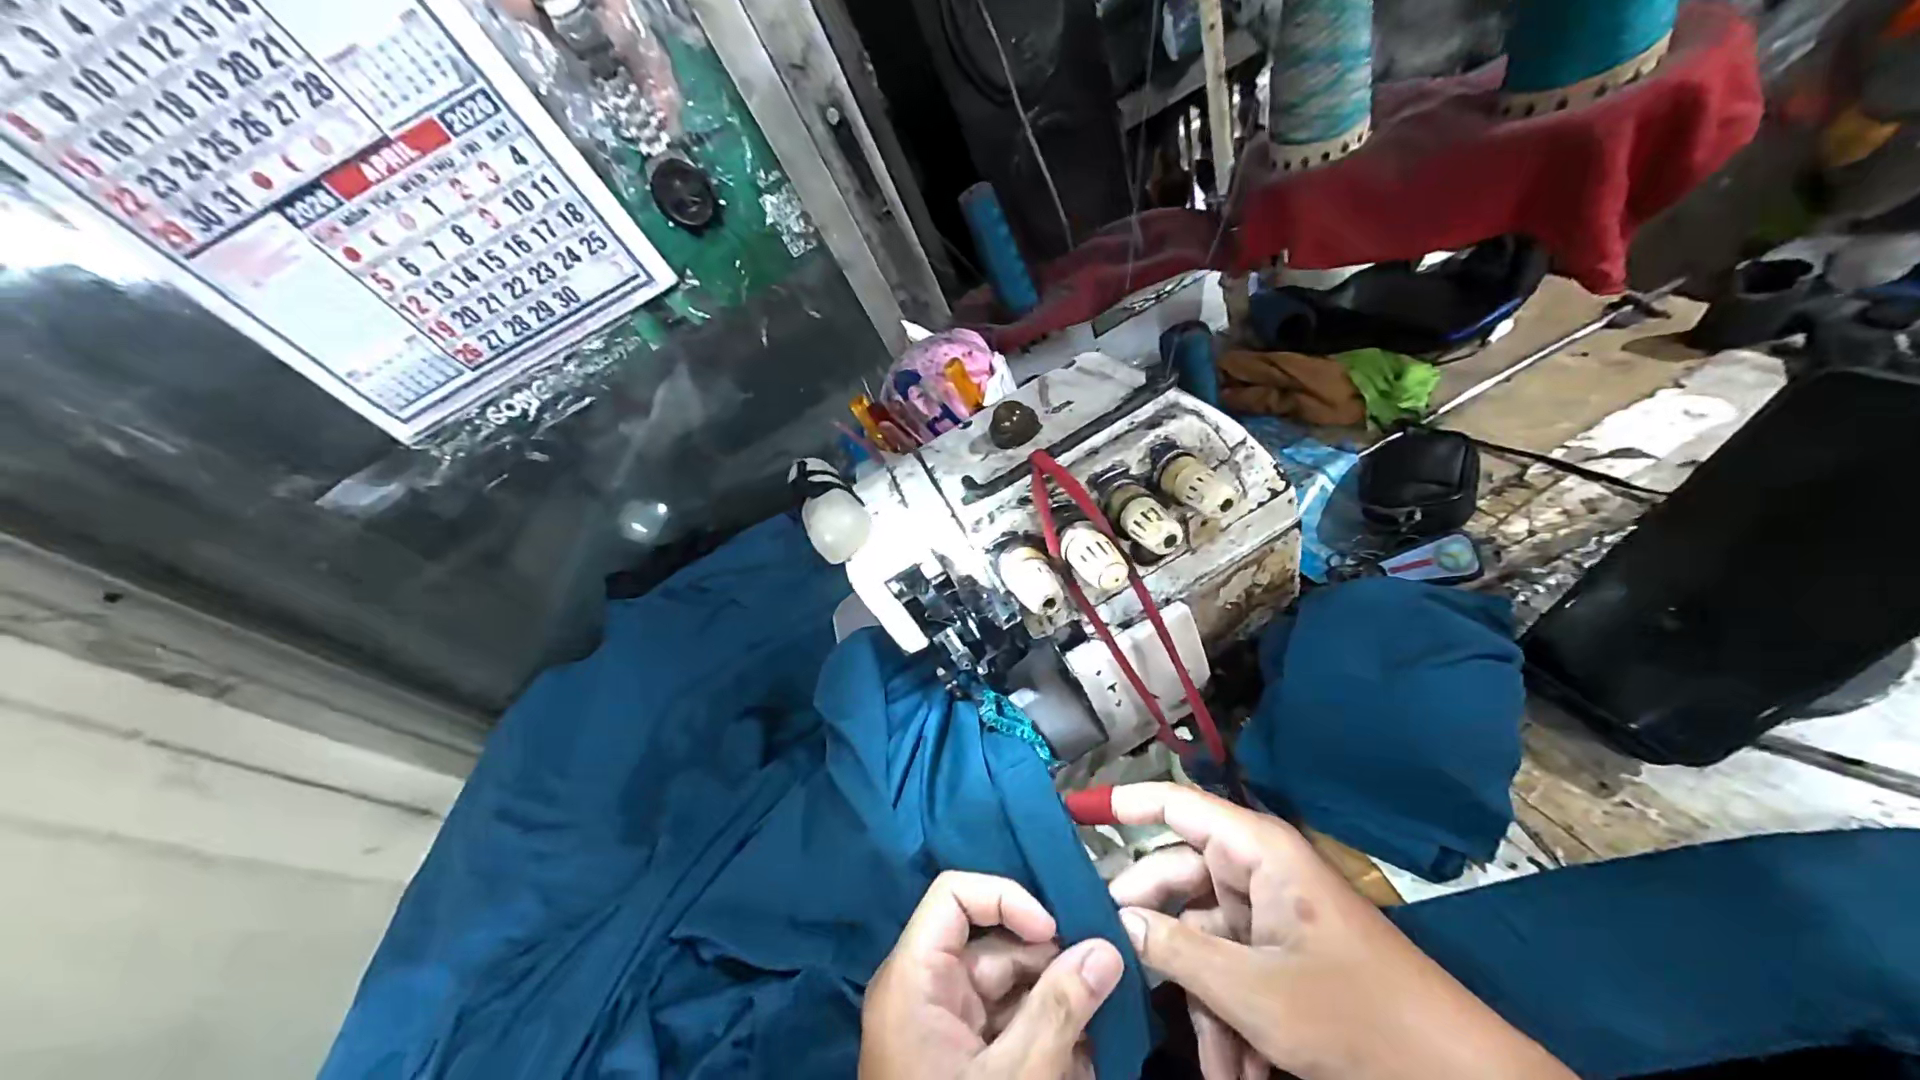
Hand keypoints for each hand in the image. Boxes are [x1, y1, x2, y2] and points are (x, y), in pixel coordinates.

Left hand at [860, 871, 1125, 1079]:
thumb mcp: (1015, 1077)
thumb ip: (1061, 1008)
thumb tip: (1108, 948)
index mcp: (915, 978)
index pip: (954, 896)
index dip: (1005, 897)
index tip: (1053, 929)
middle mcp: (925, 990)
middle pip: (991, 943)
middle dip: (1049, 959)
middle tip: (1103, 974)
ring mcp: (944, 1025)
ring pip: (1007, 986)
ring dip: (1056, 1000)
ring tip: (1103, 1023)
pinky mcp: (963, 1058)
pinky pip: (1007, 1024)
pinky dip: (1045, 1032)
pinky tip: (1084, 1054)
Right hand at [1106, 783, 1575, 1079]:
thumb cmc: (1351, 1014)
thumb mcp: (1251, 989)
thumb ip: (1175, 948)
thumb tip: (1118, 919)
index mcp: (1256, 851)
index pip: (1175, 805)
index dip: (1123, 802)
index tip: (1075, 812)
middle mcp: (1258, 870)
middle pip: (1179, 880)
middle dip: (1155, 935)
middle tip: (1112, 958)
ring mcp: (1271, 914)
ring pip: (1203, 938)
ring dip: (1198, 999)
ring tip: (1210, 1065)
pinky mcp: (1282, 953)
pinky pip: (1232, 969)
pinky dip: (1227, 1016)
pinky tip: (1237, 1073)